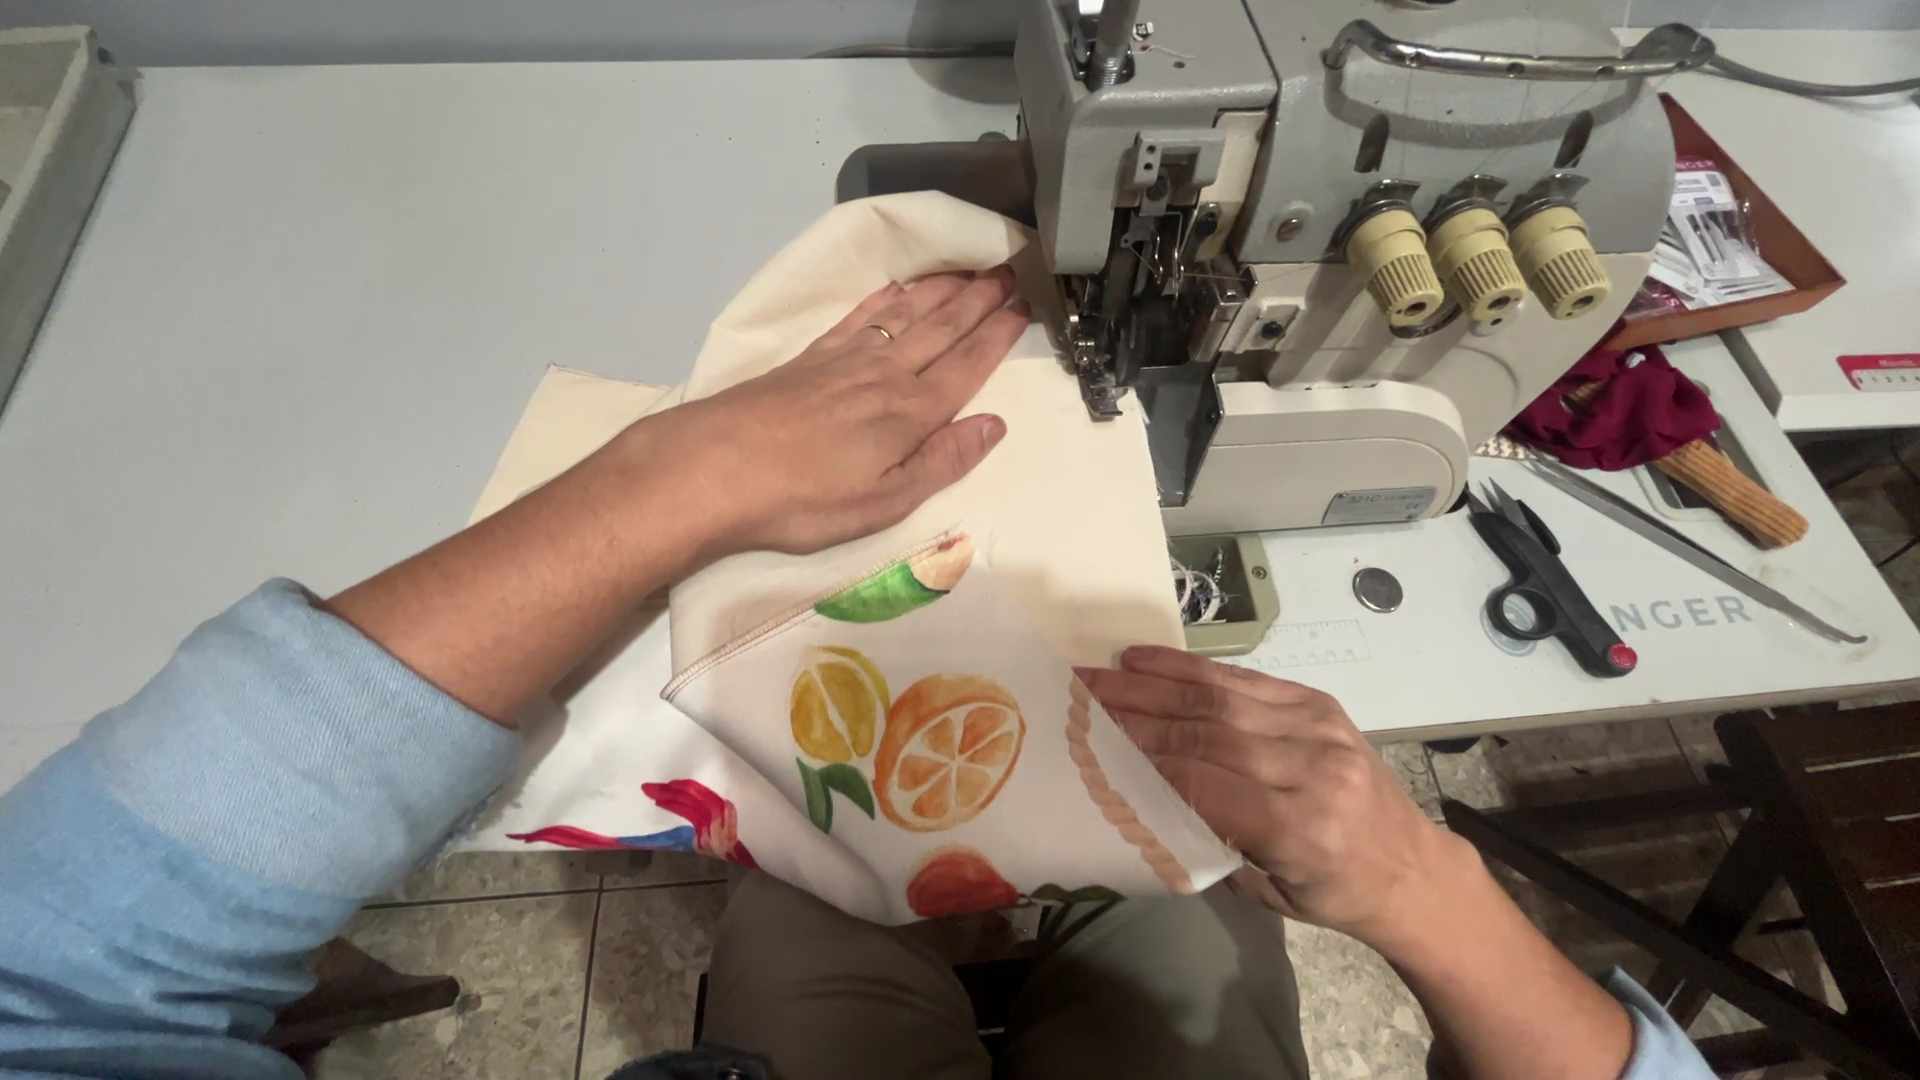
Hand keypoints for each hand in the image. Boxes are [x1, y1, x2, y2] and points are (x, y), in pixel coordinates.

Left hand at [619, 269, 1028, 557]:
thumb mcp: (886, 500)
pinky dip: (883, 299)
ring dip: (940, 291)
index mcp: (910, 413)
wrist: (716, 466)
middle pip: (941, 329)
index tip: (1024, 307)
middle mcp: (884, 375)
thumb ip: (943, 460)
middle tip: (1008, 270)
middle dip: (979, 300)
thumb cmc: (806, 498)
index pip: (967, 365)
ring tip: (967, 271)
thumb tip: (995, 424)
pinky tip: (895, 289)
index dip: (998, 336)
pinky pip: (858, 317)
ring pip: (905, 314)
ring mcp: (844, 361)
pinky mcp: (810, 359)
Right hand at [1076, 646, 1478, 950]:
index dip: (1142, 759)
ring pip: (1217, 695)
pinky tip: (1144, 659)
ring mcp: (1317, 727)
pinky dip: (1186, 666)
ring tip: (1100, 675)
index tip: (1090, 742)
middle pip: (1204, 730)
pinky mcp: (1316, 701)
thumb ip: (1204, 834)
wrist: (1412, 866)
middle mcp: (1311, 768)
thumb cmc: (1331, 889)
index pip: (1202, 782)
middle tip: (1079, 697)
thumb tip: (1134, 787)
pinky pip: (1241, 677)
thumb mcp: (1263, 885)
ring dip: (1149, 683)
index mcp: (1300, 827)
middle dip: (1133, 711)